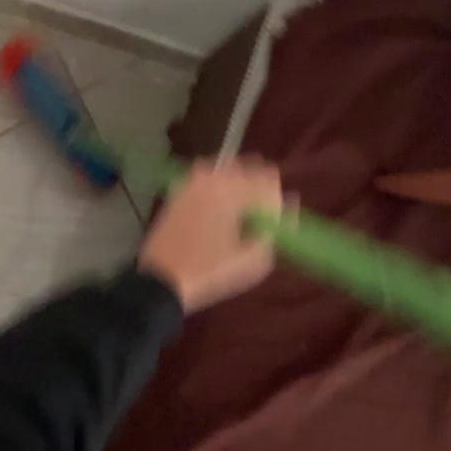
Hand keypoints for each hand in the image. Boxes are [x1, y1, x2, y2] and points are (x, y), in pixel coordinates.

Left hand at [137, 157, 286, 313]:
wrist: (160, 281)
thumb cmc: (211, 273)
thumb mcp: (256, 259)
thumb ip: (279, 228)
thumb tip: (290, 203)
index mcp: (236, 188)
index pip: (270, 180)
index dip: (274, 204)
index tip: (267, 227)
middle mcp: (214, 175)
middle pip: (250, 169)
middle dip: (255, 191)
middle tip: (251, 221)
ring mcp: (192, 180)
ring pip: (228, 173)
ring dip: (236, 189)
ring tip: (231, 220)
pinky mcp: (178, 191)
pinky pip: (207, 182)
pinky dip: (215, 193)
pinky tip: (212, 218)